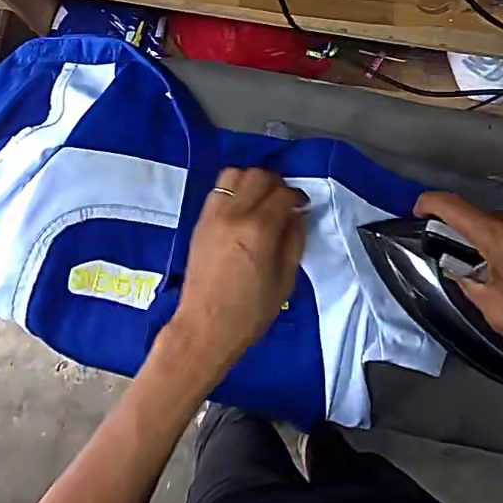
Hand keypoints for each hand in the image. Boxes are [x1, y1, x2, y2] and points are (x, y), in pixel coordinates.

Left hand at [167, 168, 308, 370]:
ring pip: (236, 174)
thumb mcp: (286, 277)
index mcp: (259, 229)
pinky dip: (234, 190)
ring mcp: (213, 216)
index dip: (298, 197)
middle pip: (260, 176)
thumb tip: (297, 215)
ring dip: (253, 182)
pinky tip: (242, 208)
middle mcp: (234, 215)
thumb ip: (295, 239)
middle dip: (277, 184)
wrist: (206, 328)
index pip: (284, 193)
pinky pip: (218, 189)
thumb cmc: (250, 310)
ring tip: (261, 200)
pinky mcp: (200, 222)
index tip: (302, 206)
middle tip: (284, 201)